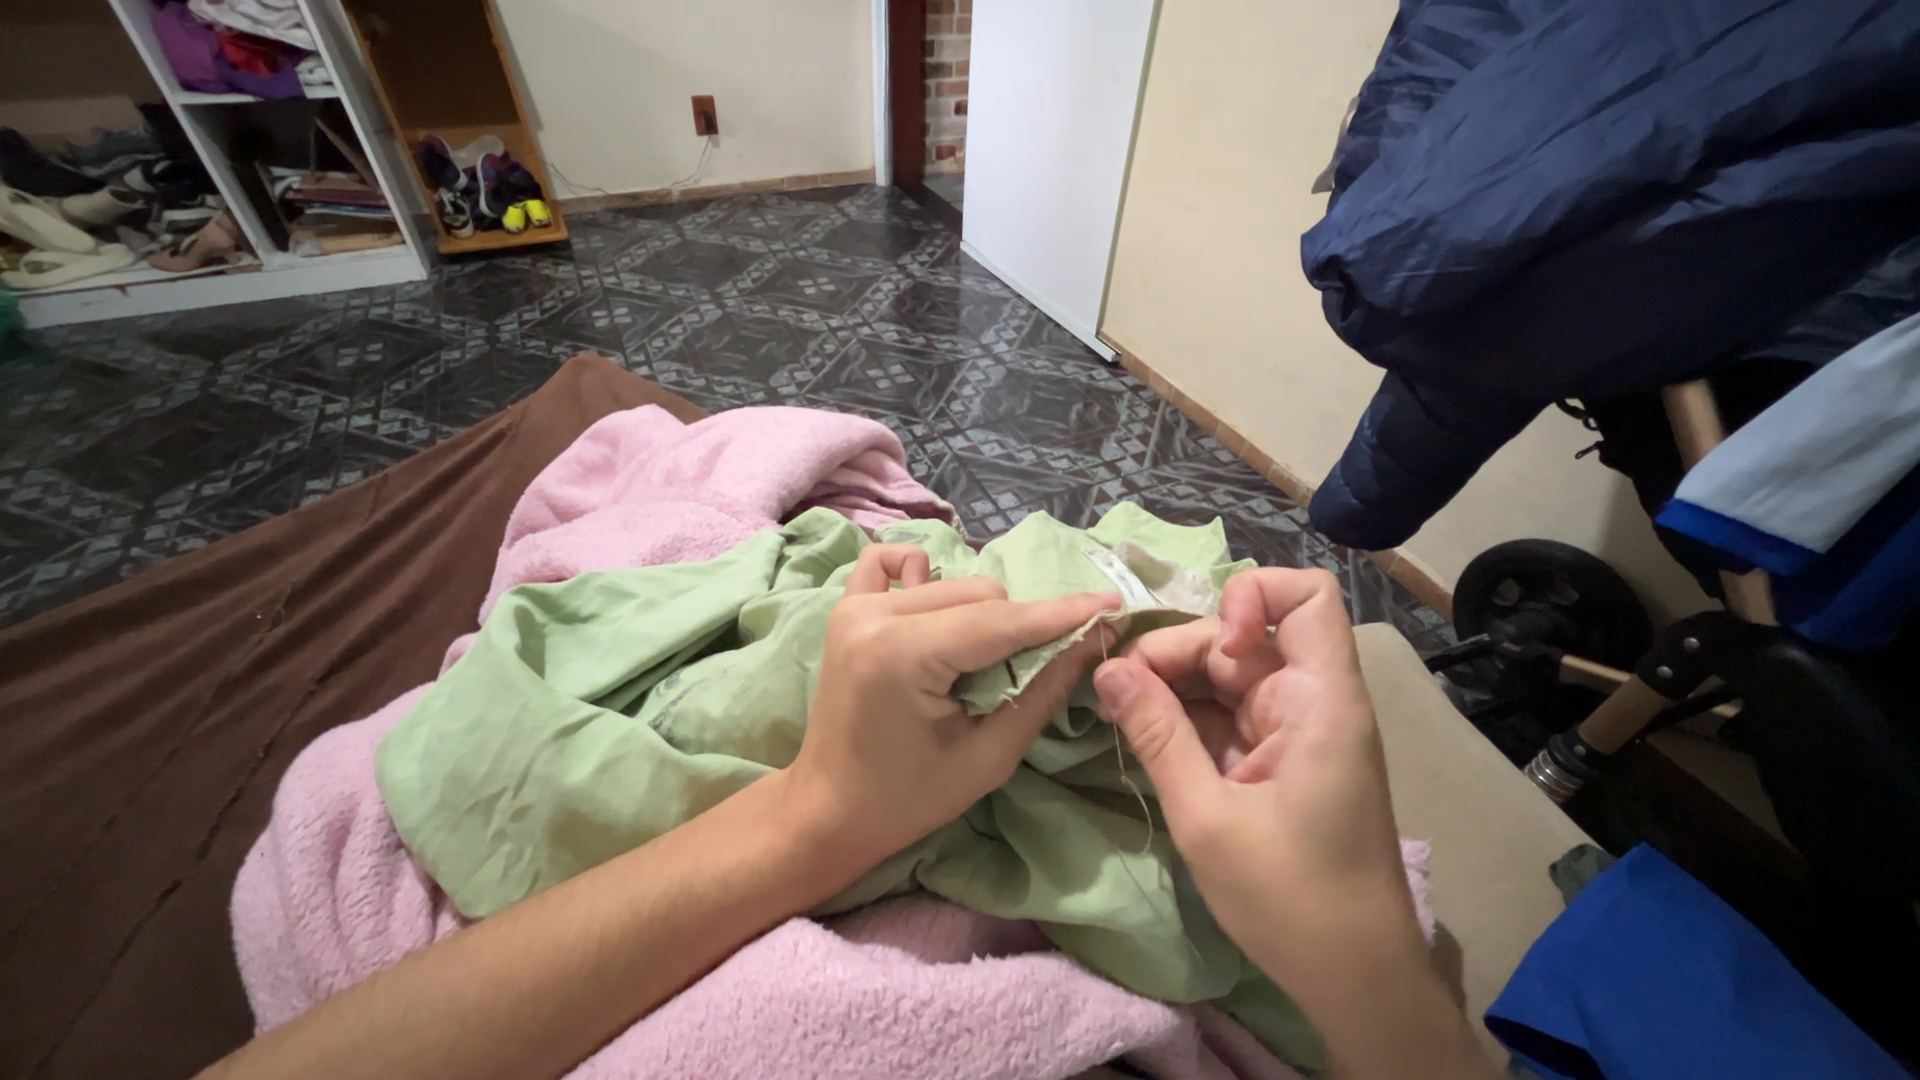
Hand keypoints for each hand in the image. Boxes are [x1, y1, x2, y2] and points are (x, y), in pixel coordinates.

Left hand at [787, 543, 1119, 872]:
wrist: (830, 809)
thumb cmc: (909, 798)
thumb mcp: (989, 757)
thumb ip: (1042, 690)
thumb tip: (1091, 640)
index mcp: (902, 653)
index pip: (1001, 621)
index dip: (1062, 614)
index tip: (1112, 605)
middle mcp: (875, 614)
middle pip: (982, 594)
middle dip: (1018, 629)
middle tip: (1023, 676)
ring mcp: (855, 605)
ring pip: (953, 582)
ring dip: (981, 615)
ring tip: (976, 665)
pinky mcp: (846, 608)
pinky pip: (890, 564)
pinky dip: (924, 576)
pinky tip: (936, 610)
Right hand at [1090, 569, 1419, 997]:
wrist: (1353, 979)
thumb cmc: (1291, 900)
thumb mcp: (1207, 817)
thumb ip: (1156, 735)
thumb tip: (1107, 669)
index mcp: (1319, 701)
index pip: (1306, 597)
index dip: (1252, 596)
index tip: (1209, 646)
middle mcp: (1308, 700)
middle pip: (1240, 634)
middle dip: (1176, 651)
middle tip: (1118, 690)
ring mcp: (1288, 728)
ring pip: (1222, 671)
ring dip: (1169, 681)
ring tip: (1118, 709)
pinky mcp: (1270, 755)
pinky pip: (1220, 710)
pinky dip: (1178, 713)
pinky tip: (1139, 729)